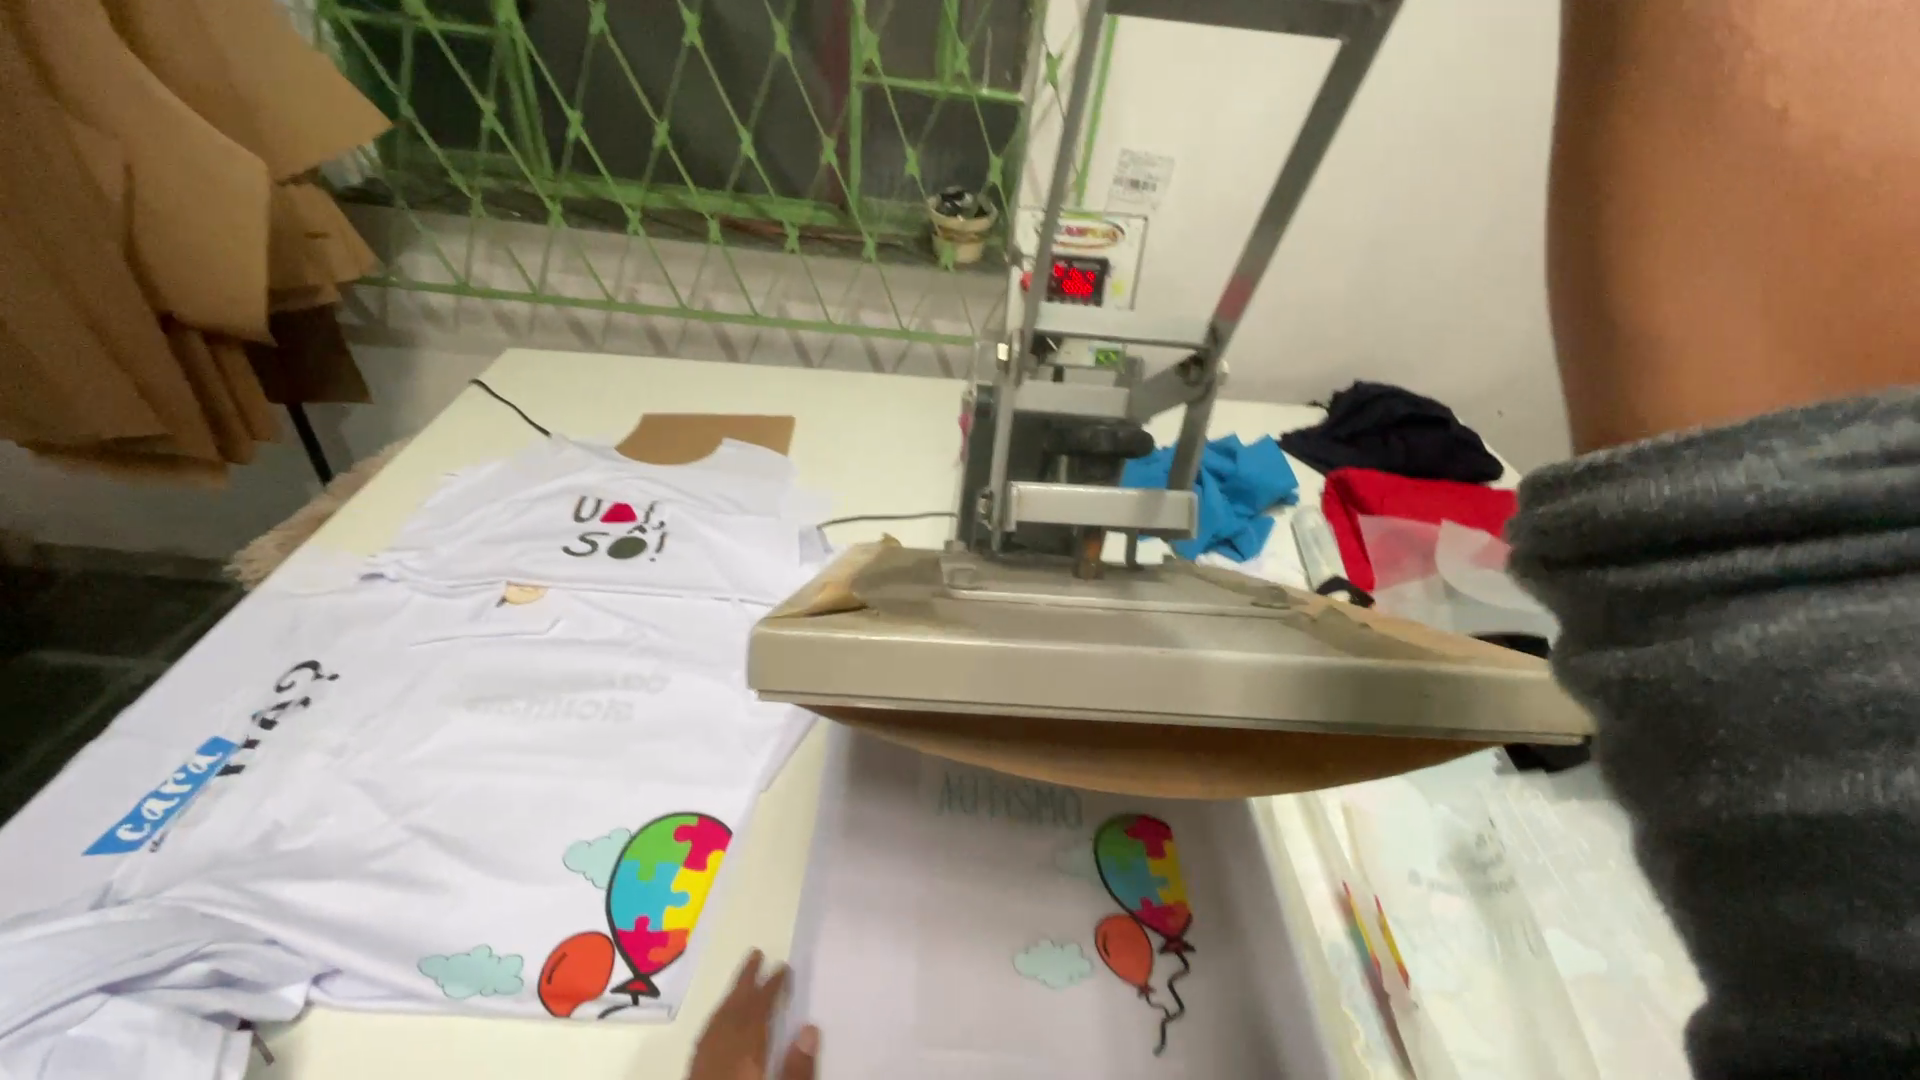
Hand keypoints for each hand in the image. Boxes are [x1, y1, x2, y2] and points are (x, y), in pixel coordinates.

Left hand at [687, 950, 819, 1079]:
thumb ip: (797, 1069)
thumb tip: (810, 1028)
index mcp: (744, 1058)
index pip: (757, 1015)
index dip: (771, 988)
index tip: (783, 966)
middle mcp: (719, 1056)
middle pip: (732, 1014)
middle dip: (745, 982)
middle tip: (756, 952)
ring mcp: (702, 1067)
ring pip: (715, 1025)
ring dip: (730, 998)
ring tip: (742, 981)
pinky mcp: (694, 1075)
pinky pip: (704, 1041)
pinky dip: (716, 1021)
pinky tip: (721, 1020)